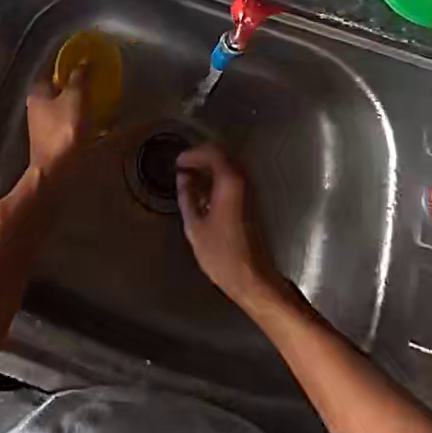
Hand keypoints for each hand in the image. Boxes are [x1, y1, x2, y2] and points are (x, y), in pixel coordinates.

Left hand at [25, 66, 90, 180]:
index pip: (51, 67)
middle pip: (56, 86)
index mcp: (37, 90)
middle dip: (73, 81)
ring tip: (96, 96)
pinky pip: (65, 119)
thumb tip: (83, 60)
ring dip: (76, 99)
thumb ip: (79, 77)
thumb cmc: (64, 129)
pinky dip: (77, 115)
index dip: (67, 60)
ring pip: (61, 103)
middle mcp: (35, 104)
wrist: (56, 171)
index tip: (85, 57)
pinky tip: (91, 118)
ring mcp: (41, 123)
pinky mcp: (50, 138)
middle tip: (93, 76)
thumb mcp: (75, 97)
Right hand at [177, 143, 282, 306]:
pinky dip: (216, 179)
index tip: (178, 163)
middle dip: (200, 157)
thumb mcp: (195, 226)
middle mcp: (243, 181)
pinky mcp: (251, 204)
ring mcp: (250, 192)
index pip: (211, 152)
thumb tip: (183, 179)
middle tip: (183, 167)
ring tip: (189, 179)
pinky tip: (203, 193)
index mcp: (229, 182)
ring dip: (208, 168)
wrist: (253, 280)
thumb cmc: (222, 255)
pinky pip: (232, 180)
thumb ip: (187, 197)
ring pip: (228, 167)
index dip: (192, 153)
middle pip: (222, 155)